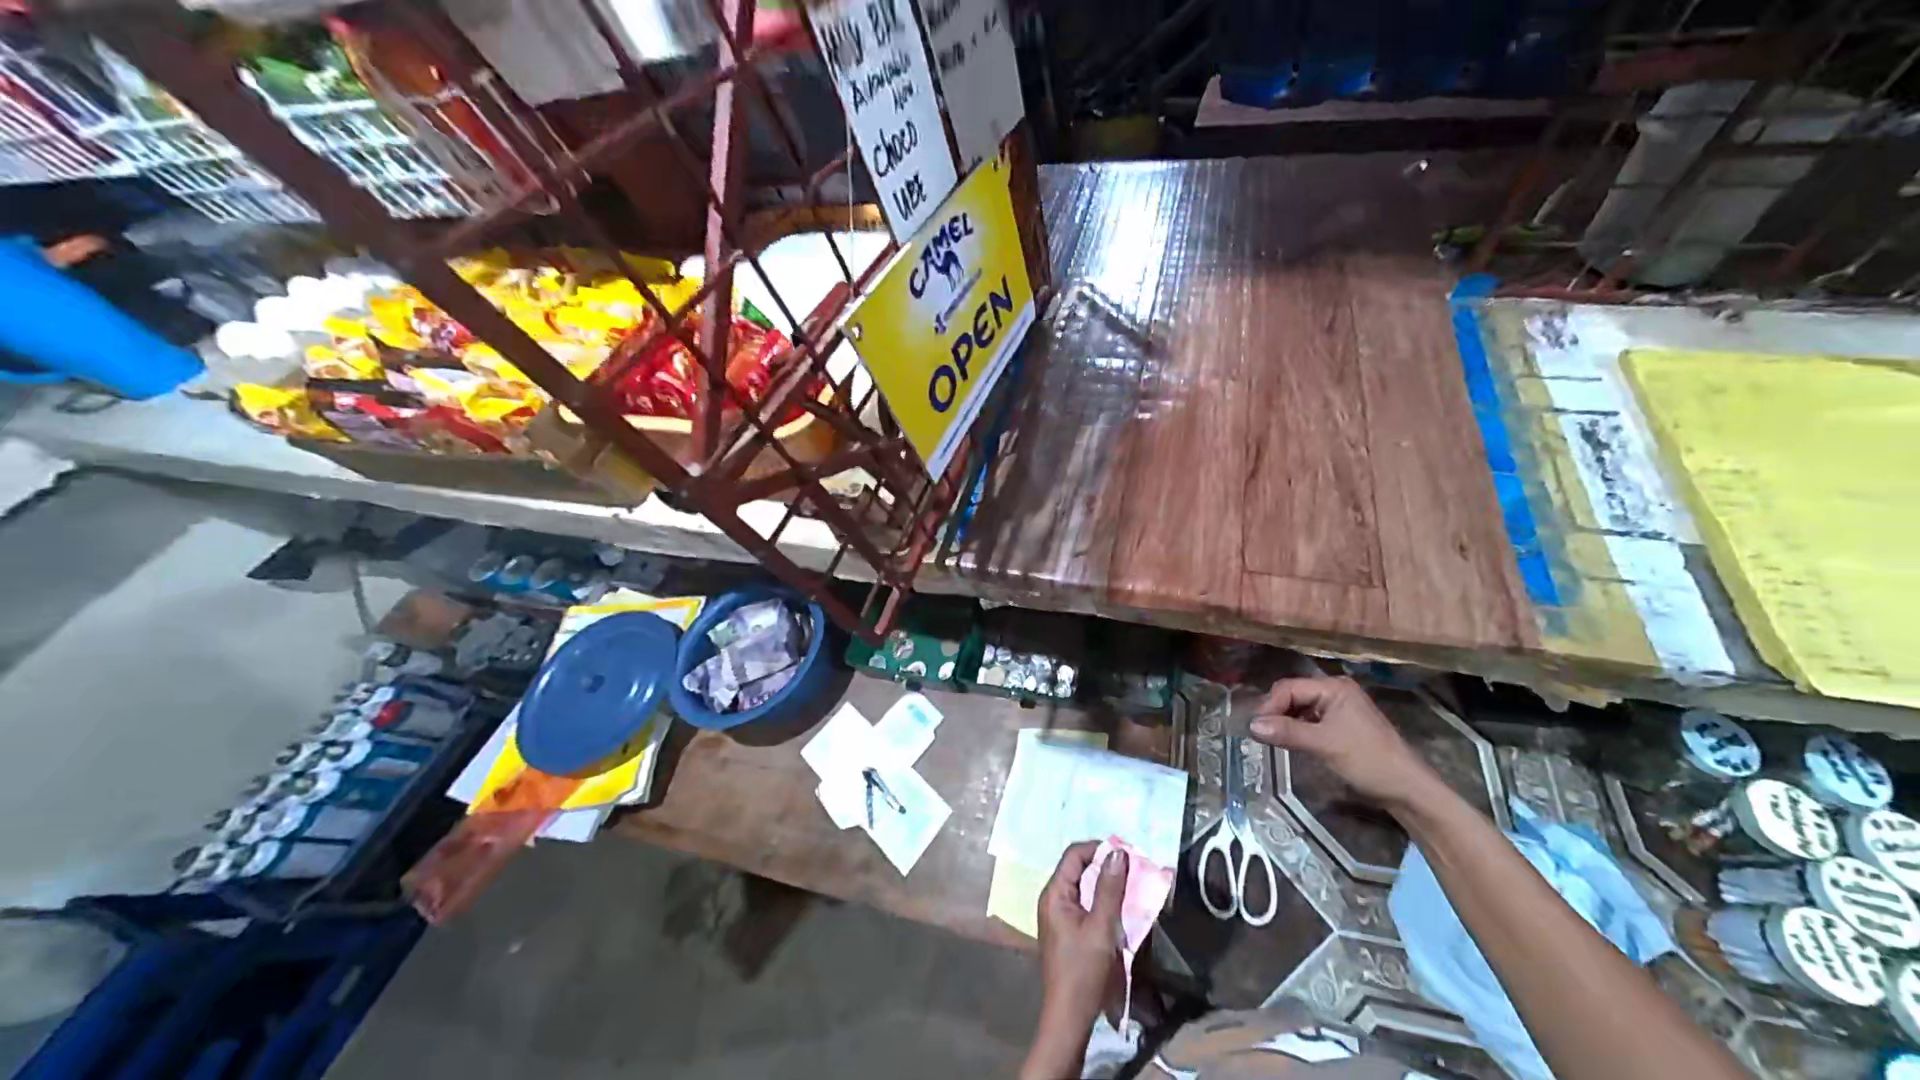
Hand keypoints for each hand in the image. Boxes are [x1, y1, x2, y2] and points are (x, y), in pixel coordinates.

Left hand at [1036, 840, 1127, 1031]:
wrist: (1070, 1015)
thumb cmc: (1083, 970)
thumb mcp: (1101, 927)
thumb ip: (1109, 889)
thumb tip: (1117, 852)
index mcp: (1054, 893)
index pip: (1073, 855)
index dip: (1098, 849)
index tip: (1126, 853)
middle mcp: (1052, 898)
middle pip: (1077, 868)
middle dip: (1104, 865)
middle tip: (1133, 867)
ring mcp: (1058, 914)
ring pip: (1082, 886)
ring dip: (1105, 883)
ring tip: (1130, 884)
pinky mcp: (1066, 929)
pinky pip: (1083, 903)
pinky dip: (1101, 899)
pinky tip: (1119, 906)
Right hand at [1250, 677, 1440, 807]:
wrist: (1407, 789)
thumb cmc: (1368, 761)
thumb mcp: (1323, 745)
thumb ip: (1286, 732)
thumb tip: (1251, 726)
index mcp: (1334, 688)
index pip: (1289, 688)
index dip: (1269, 706)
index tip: (1255, 729)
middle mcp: (1335, 691)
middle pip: (1292, 694)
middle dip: (1275, 712)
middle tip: (1260, 734)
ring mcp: (1340, 707)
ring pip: (1300, 707)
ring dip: (1284, 721)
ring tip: (1271, 739)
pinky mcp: (1341, 723)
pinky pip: (1310, 718)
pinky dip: (1297, 728)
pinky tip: (1290, 741)